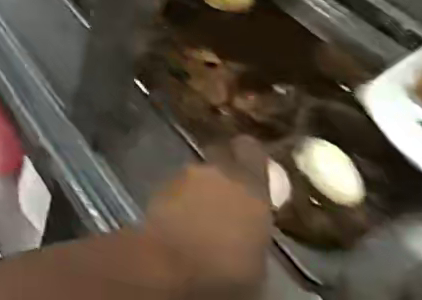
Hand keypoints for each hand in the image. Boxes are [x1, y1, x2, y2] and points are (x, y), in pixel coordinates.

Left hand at [143, 136, 275, 293]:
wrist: (170, 264)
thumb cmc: (226, 271)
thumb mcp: (258, 264)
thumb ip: (255, 231)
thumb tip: (250, 229)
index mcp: (250, 186)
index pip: (252, 150)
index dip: (251, 157)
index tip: (254, 172)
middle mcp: (219, 171)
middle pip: (222, 158)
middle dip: (225, 174)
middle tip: (229, 202)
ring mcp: (187, 174)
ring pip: (200, 174)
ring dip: (202, 189)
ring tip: (204, 220)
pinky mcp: (163, 184)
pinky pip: (180, 187)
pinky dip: (183, 200)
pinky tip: (184, 224)